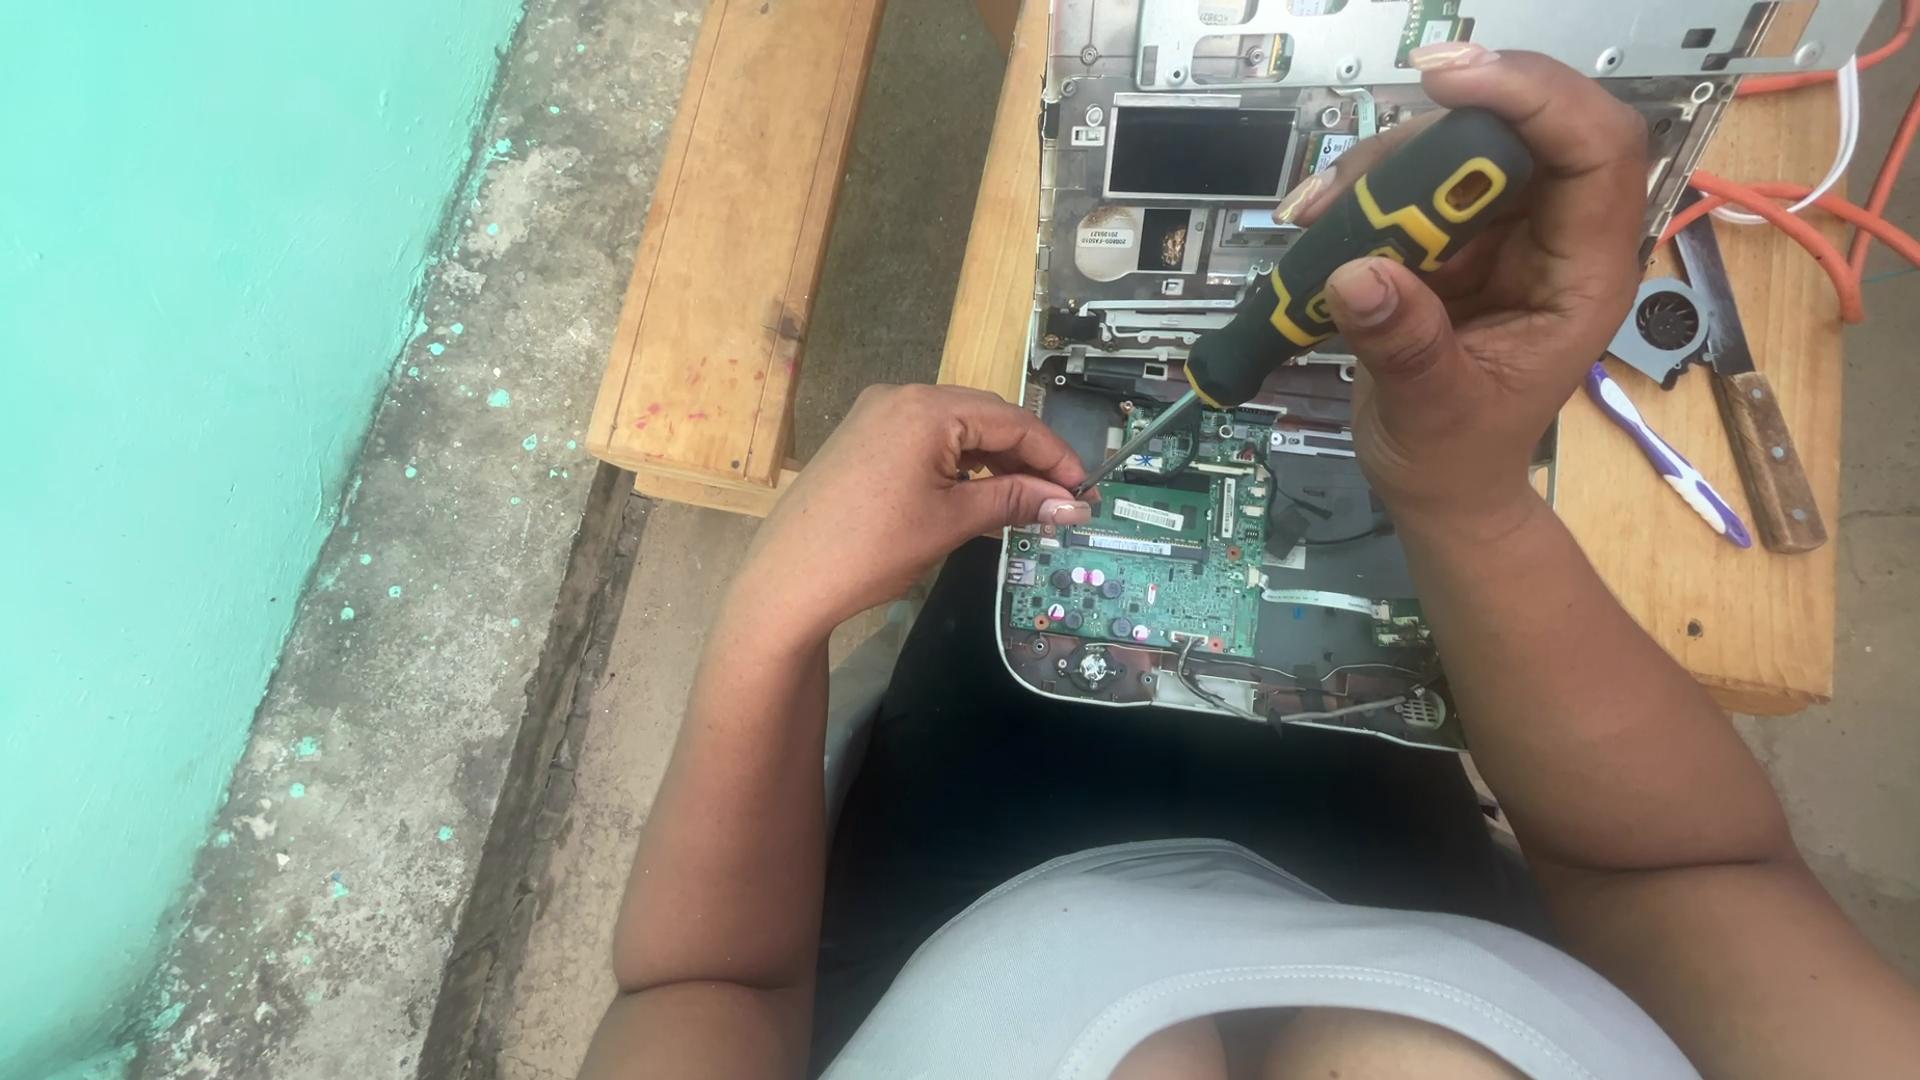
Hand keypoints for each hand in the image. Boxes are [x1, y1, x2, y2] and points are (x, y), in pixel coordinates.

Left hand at [731, 384, 1090, 642]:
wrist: (787, 581)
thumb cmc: (873, 550)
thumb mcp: (952, 522)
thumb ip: (1015, 502)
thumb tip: (1070, 504)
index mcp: (926, 408)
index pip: (1011, 420)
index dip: (1054, 455)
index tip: (1082, 489)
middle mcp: (900, 397)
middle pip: (983, 417)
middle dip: (1025, 457)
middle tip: (1057, 498)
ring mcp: (875, 415)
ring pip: (954, 429)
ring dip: (992, 461)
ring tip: (1022, 501)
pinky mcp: (862, 438)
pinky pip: (925, 440)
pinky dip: (956, 464)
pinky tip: (974, 493)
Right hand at [1284, 45, 1648, 531]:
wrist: (1434, 484)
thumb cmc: (1454, 457)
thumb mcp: (1434, 410)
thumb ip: (1405, 344)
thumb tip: (1356, 273)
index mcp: (1580, 276)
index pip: (1596, 151)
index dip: (1536, 98)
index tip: (1451, 81)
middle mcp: (1545, 243)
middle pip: (1507, 144)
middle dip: (1423, 147)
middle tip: (1343, 184)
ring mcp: (1491, 247)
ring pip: (1447, 167)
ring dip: (1375, 178)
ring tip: (1311, 213)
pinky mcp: (1442, 258)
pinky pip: (1403, 207)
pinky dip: (1354, 210)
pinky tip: (1311, 227)